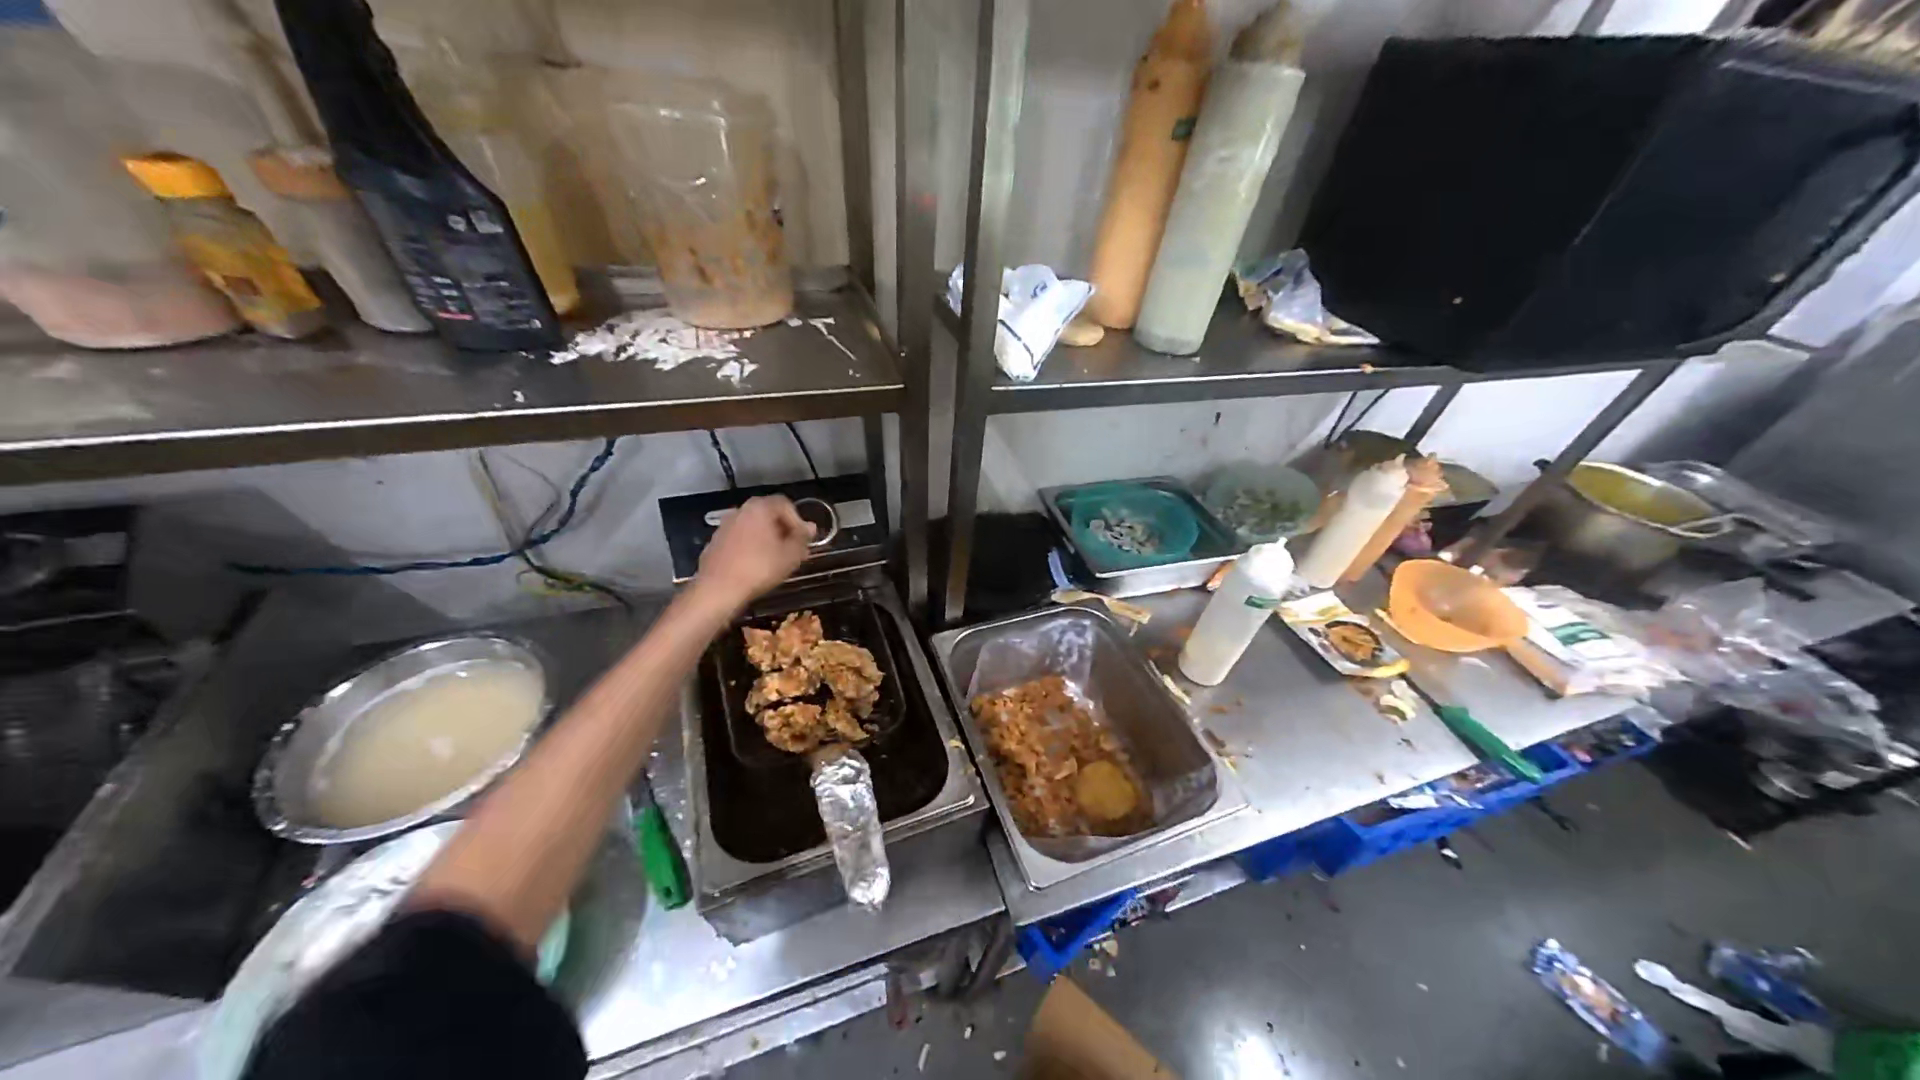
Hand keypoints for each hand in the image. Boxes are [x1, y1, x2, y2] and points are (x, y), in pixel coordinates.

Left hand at [695, 496, 815, 608]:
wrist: (718, 589)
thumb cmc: (759, 568)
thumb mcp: (791, 555)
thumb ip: (803, 538)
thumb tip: (810, 527)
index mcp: (760, 507)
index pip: (786, 504)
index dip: (798, 521)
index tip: (804, 541)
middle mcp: (740, 510)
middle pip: (768, 514)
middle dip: (784, 531)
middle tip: (793, 551)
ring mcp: (725, 526)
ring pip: (754, 528)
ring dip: (768, 540)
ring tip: (777, 560)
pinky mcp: (715, 542)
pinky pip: (740, 540)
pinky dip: (751, 548)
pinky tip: (756, 566)